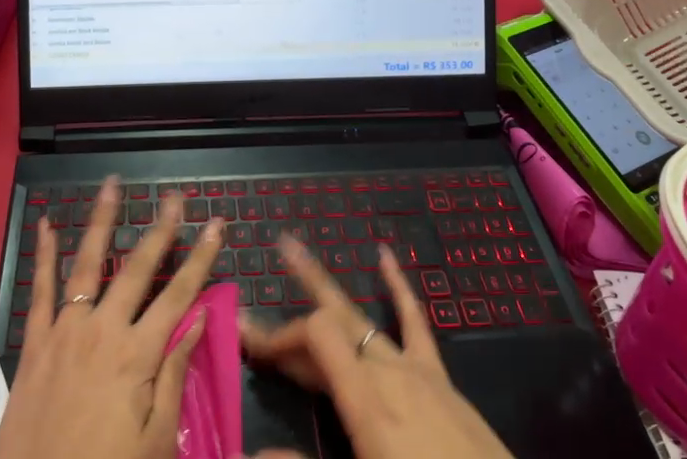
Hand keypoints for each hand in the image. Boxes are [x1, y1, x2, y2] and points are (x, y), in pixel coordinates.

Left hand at [0, 176, 224, 458]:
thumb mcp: (155, 438)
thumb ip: (173, 375)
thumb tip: (195, 323)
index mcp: (137, 355)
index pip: (179, 296)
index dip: (200, 259)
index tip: (216, 225)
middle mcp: (102, 330)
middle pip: (138, 269)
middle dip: (161, 230)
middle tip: (175, 196)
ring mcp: (65, 331)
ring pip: (87, 264)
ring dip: (102, 222)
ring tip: (112, 187)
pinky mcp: (34, 342)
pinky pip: (40, 290)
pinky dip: (44, 255)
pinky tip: (47, 225)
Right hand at [240, 238, 512, 458]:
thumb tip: (246, 452)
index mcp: (366, 399)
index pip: (314, 337)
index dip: (277, 335)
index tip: (246, 342)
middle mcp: (388, 372)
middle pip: (331, 325)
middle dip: (289, 315)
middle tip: (250, 305)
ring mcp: (417, 370)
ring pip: (361, 318)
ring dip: (323, 288)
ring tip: (292, 248)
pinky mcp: (440, 378)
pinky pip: (415, 323)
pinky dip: (398, 288)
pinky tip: (385, 256)